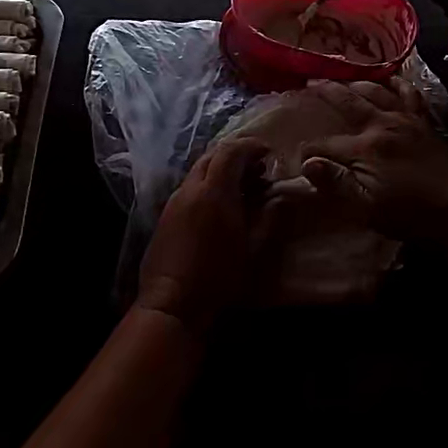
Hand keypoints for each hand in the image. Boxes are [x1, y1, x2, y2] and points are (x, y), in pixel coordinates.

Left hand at [137, 137, 276, 331]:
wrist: (172, 302)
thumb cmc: (218, 278)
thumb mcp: (253, 249)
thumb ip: (270, 218)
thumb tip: (282, 197)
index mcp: (214, 192)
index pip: (231, 151)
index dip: (251, 146)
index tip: (268, 153)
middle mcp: (190, 188)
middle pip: (212, 155)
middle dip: (236, 156)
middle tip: (258, 170)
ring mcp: (174, 200)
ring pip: (199, 170)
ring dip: (221, 170)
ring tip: (243, 188)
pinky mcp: (166, 214)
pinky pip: (189, 187)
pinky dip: (208, 184)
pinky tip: (220, 205)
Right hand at [298, 79, 447, 242]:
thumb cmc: (410, 213)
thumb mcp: (366, 208)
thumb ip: (336, 183)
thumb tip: (307, 163)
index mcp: (364, 148)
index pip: (325, 144)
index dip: (309, 150)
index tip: (300, 158)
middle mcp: (382, 125)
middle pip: (348, 102)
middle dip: (326, 91)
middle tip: (310, 80)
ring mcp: (406, 120)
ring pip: (377, 91)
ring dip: (357, 83)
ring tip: (344, 78)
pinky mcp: (425, 123)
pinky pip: (410, 95)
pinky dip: (398, 84)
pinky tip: (391, 79)